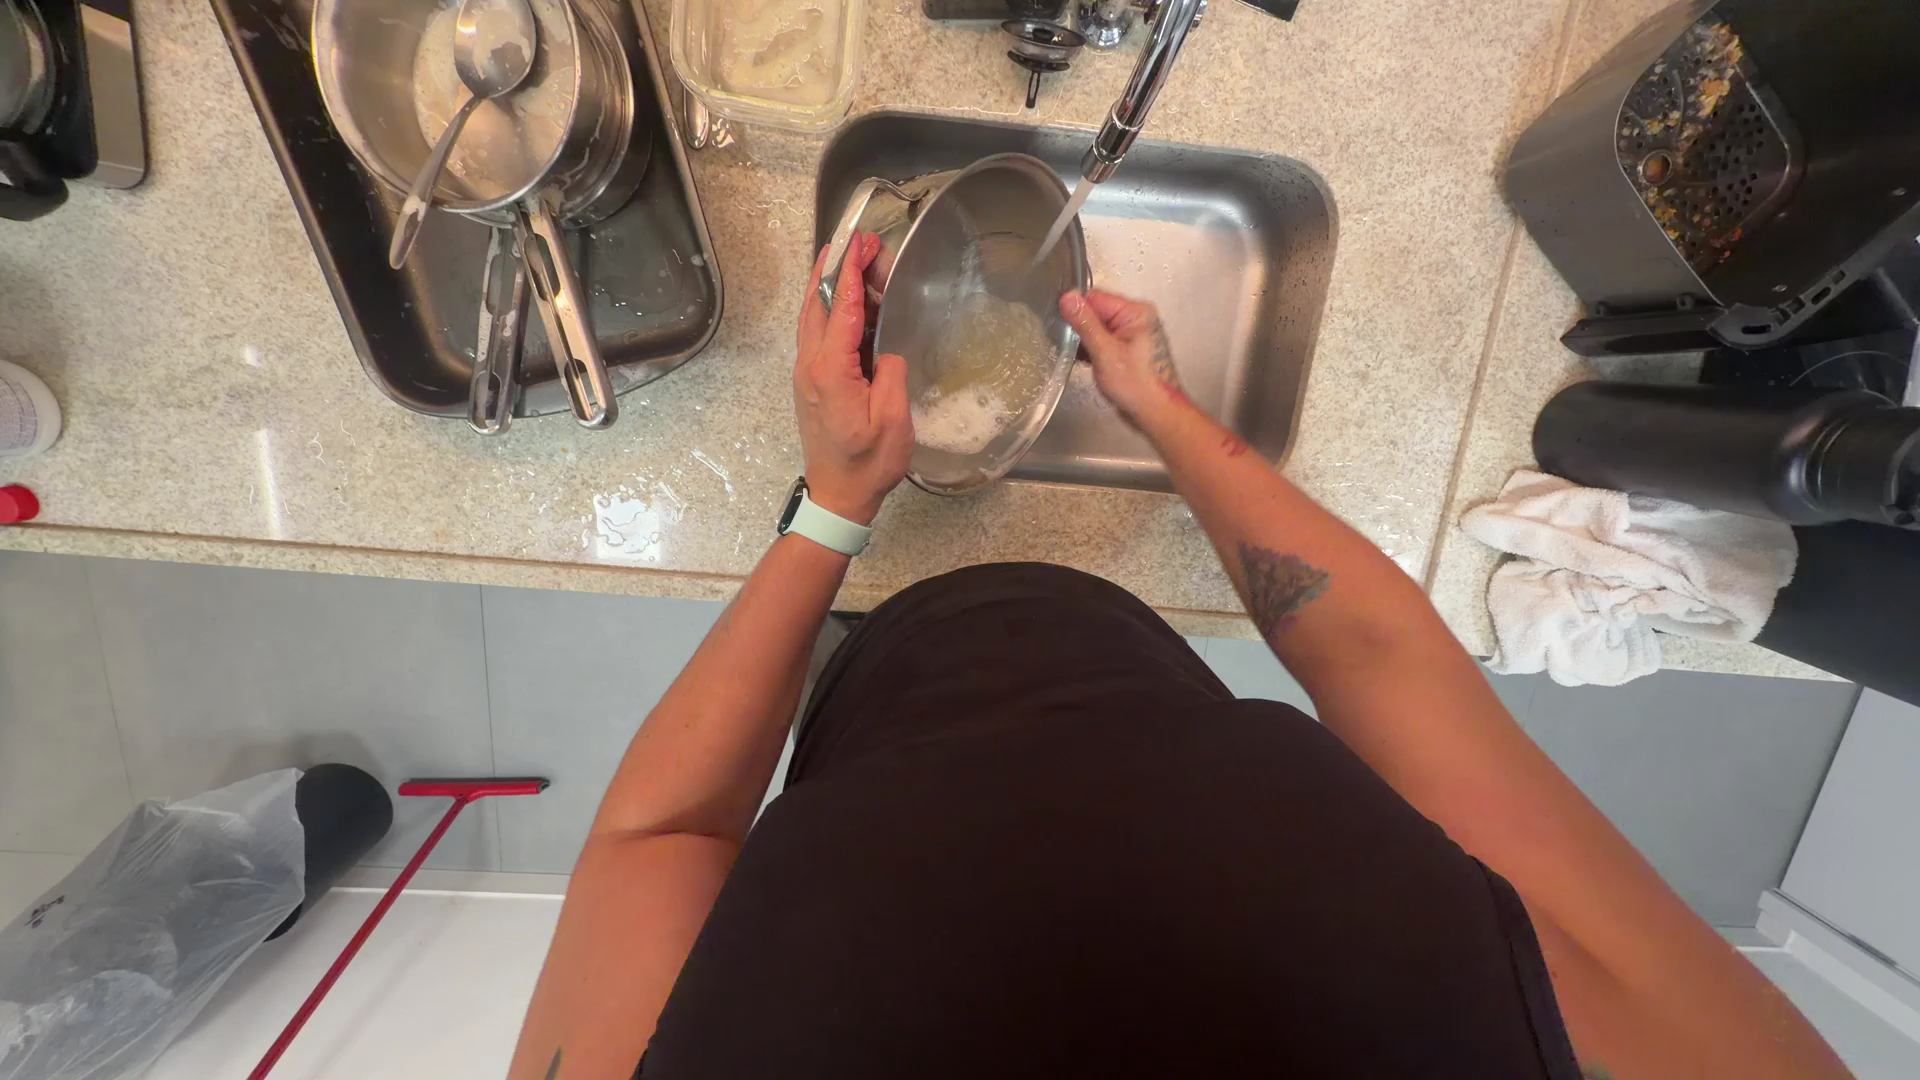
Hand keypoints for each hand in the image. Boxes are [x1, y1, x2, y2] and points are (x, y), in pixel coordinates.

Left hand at [794, 232, 913, 525]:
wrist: (837, 495)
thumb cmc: (868, 463)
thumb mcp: (892, 419)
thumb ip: (890, 373)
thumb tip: (884, 348)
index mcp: (831, 370)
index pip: (841, 307)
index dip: (851, 270)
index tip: (863, 241)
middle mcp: (810, 365)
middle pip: (816, 302)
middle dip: (834, 267)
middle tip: (857, 241)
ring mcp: (806, 374)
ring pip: (811, 316)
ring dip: (828, 285)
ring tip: (849, 260)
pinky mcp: (810, 383)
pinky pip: (814, 334)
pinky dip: (828, 309)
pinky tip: (846, 304)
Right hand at [1057, 289, 1192, 431]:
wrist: (1154, 412)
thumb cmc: (1137, 386)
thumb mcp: (1106, 352)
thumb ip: (1086, 323)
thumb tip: (1068, 298)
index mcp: (1135, 312)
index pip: (1095, 297)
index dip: (1076, 310)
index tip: (1062, 325)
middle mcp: (1134, 318)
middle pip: (1095, 311)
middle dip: (1079, 327)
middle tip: (1069, 345)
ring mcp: (1129, 334)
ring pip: (1095, 327)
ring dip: (1083, 341)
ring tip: (1080, 356)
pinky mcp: (1124, 348)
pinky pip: (1100, 341)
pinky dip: (1090, 350)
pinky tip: (1084, 361)